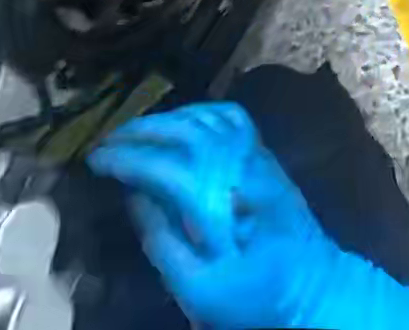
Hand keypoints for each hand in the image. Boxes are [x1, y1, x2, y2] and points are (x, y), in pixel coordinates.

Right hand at [90, 103, 408, 329]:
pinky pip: (223, 114)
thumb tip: (134, 197)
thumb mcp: (200, 292)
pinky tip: (181, 122)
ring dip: (160, 120)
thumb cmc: (255, 297)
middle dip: (134, 132)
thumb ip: (162, 242)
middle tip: (105, 142)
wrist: (316, 288)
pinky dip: (196, 111)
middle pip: (173, 129)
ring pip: (195, 115)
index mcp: (213, 192)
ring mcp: (248, 147)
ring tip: (133, 134)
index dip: (120, 158)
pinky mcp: (259, 148)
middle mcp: (229, 157)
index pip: (155, 162)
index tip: (93, 160)